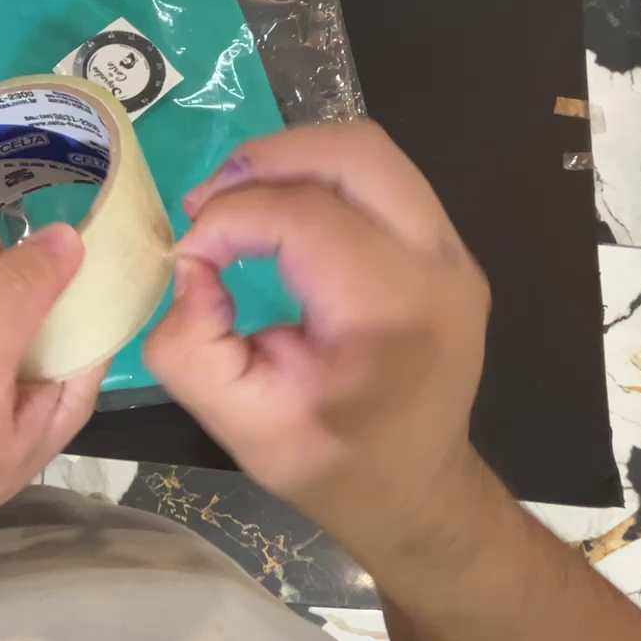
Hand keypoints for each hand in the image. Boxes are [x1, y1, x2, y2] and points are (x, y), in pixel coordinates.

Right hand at [144, 122, 490, 539]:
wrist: (411, 487)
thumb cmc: (325, 462)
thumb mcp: (236, 424)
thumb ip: (188, 347)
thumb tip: (192, 268)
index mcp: (389, 314)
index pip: (304, 216)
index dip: (228, 219)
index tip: (187, 255)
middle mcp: (438, 267)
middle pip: (355, 153)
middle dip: (264, 161)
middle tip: (206, 201)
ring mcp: (452, 253)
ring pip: (369, 153)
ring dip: (289, 161)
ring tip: (235, 200)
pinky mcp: (444, 250)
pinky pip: (378, 180)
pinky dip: (315, 179)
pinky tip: (276, 215)